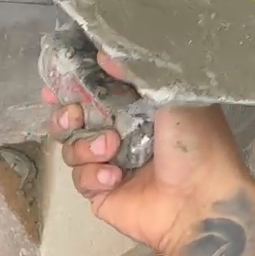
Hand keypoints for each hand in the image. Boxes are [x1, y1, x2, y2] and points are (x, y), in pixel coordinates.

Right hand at [46, 54, 254, 255]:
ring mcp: (110, 164)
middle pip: (74, 119)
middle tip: (75, 115)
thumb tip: (102, 53)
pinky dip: (93, 175)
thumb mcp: (173, 95)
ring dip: (85, 145)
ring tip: (110, 149)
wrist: (198, 202)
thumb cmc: (197, 145)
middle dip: (67, 115)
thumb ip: (137, 71)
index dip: (74, 85)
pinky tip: (115, 178)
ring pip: (72, 148)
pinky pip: (80, 178)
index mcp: (140, 105)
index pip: (98, 89)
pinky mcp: (102, 192)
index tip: (56, 84)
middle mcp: (122, 132)